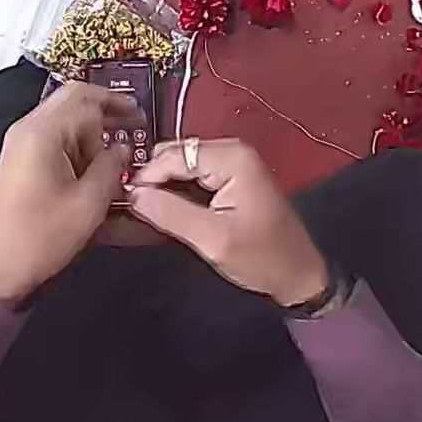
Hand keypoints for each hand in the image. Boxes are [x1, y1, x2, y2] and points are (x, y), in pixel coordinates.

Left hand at [0, 82, 140, 305]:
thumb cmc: (38, 239)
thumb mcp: (89, 203)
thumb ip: (111, 167)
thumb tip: (121, 150)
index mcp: (43, 133)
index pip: (86, 97)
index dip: (117, 103)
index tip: (138, 116)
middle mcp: (29, 130)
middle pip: (73, 99)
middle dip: (106, 111)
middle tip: (130, 126)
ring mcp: (22, 143)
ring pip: (66, 116)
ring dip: (92, 130)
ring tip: (113, 157)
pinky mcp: (21, 158)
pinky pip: (56, 136)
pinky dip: (78, 144)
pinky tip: (93, 167)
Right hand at [127, 138, 329, 307]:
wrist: (297, 273)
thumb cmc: (261, 257)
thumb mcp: (212, 240)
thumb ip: (170, 213)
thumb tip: (134, 193)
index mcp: (232, 157)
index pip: (175, 155)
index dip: (147, 175)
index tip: (124, 197)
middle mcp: (232, 149)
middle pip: (178, 154)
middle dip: (154, 177)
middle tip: (130, 204)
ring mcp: (233, 159)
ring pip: (183, 162)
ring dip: (164, 182)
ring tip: (143, 207)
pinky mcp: (231, 172)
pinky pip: (194, 171)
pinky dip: (178, 186)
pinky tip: (165, 206)